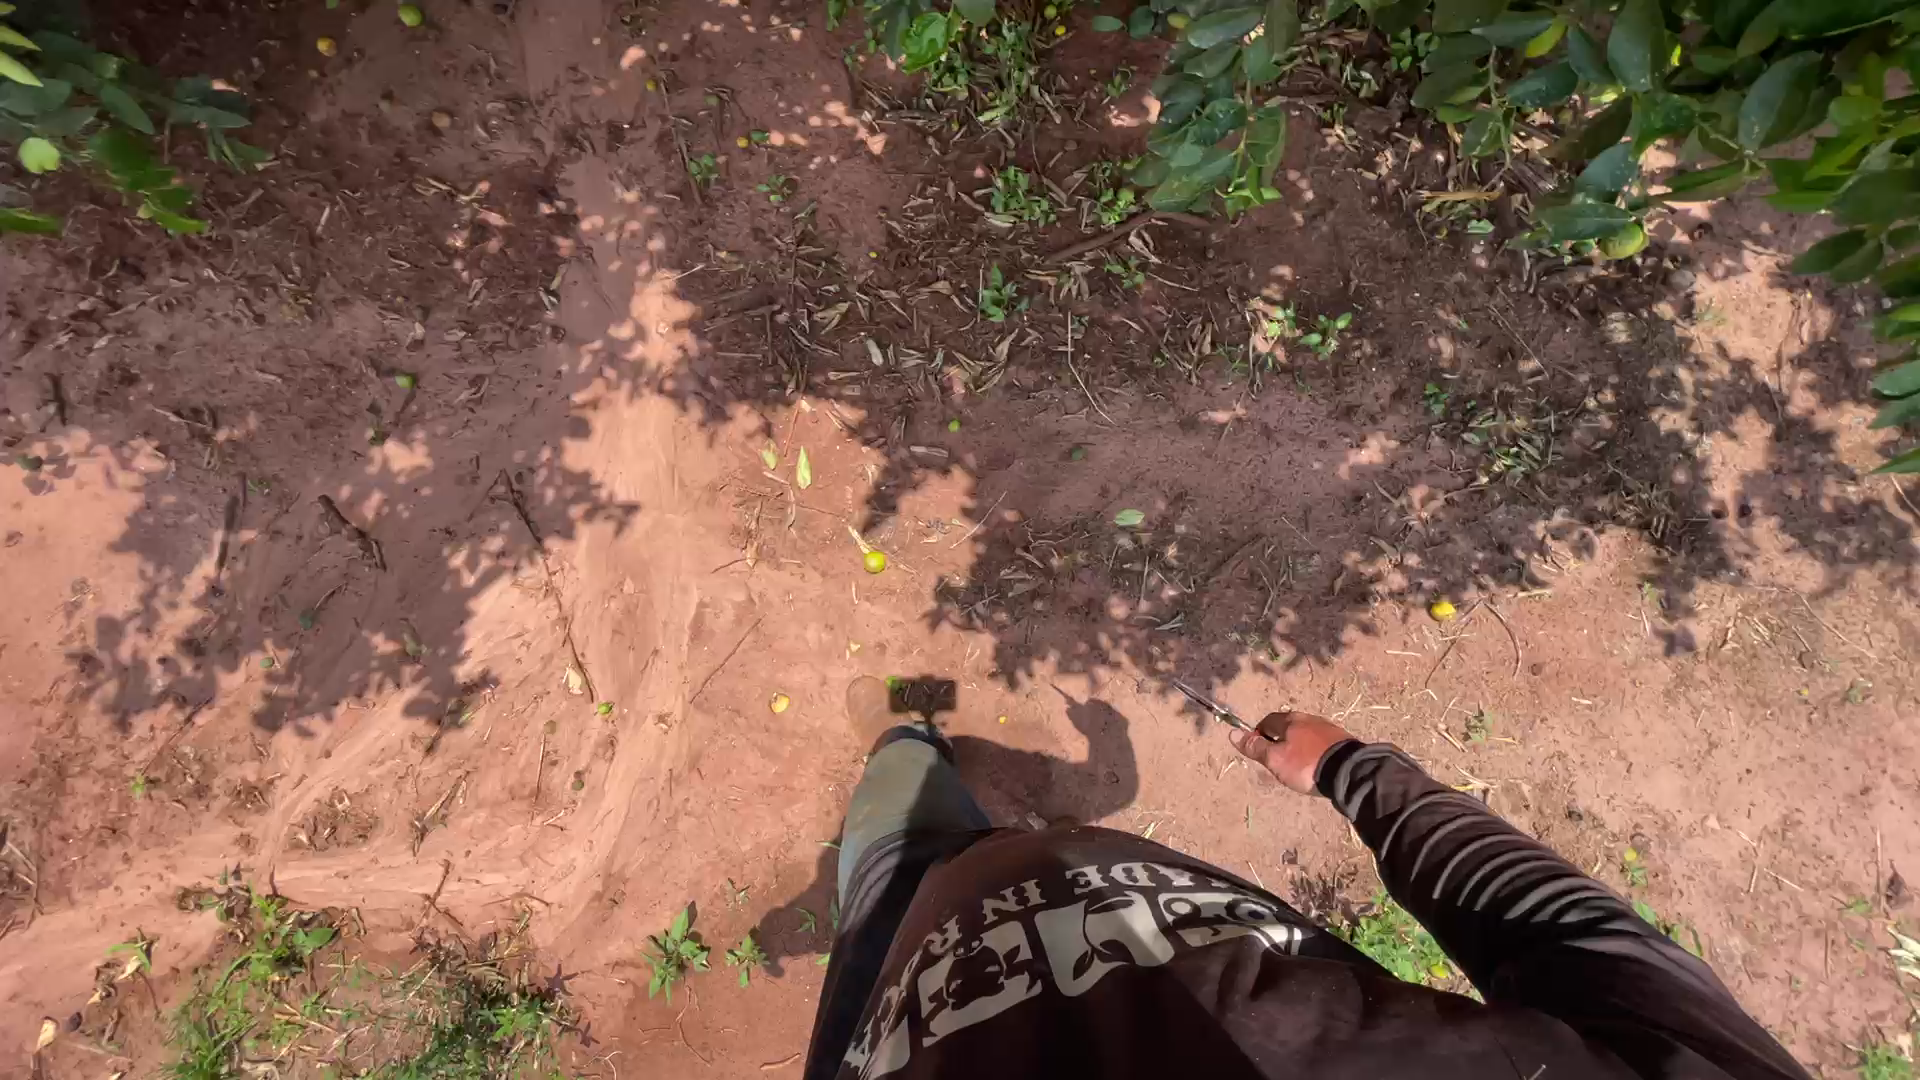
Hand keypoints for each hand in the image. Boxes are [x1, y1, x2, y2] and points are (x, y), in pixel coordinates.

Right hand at [1228, 712, 1354, 793]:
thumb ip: (1255, 747)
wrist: (1350, 772)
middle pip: (1287, 727)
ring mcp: (1327, 728)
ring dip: (1299, 745)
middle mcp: (1308, 718)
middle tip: (1278, 760)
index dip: (1259, 736)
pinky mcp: (1343, 741)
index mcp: (1289, 720)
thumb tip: (1232, 733)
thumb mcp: (1275, 759)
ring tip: (1299, 765)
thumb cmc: (1306, 765)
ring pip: (1305, 734)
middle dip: (1280, 740)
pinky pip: (1321, 743)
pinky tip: (1317, 764)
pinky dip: (1315, 751)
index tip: (1259, 752)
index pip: (1266, 722)